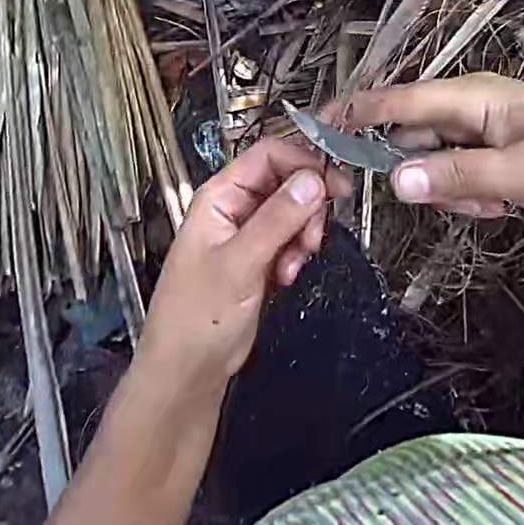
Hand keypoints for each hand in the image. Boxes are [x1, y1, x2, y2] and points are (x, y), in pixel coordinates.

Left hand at [138, 138, 351, 384]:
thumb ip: (277, 220)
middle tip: (312, 237)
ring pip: (293, 212)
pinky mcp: (259, 257)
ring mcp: (248, 233)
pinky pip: (290, 239)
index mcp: (220, 196)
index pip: (268, 156)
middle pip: (286, 182)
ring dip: (303, 235)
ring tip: (292, 264)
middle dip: (307, 207)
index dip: (304, 163)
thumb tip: (312, 181)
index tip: (334, 184)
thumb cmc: (196, 316)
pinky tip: (286, 276)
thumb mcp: (239, 263)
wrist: (189, 368)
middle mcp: (234, 208)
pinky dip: (297, 254)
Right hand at [343, 72, 523, 220]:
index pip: (399, 100)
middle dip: (422, 172)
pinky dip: (470, 191)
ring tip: (495, 202)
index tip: (317, 128)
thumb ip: (454, 176)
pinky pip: (459, 169)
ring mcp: (483, 126)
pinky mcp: (495, 147)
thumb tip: (393, 180)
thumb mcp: (520, 174)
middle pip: (414, 135)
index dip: (356, 112)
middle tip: (460, 202)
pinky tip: (502, 201)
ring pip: (435, 157)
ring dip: (452, 188)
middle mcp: (472, 104)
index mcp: (474, 96)